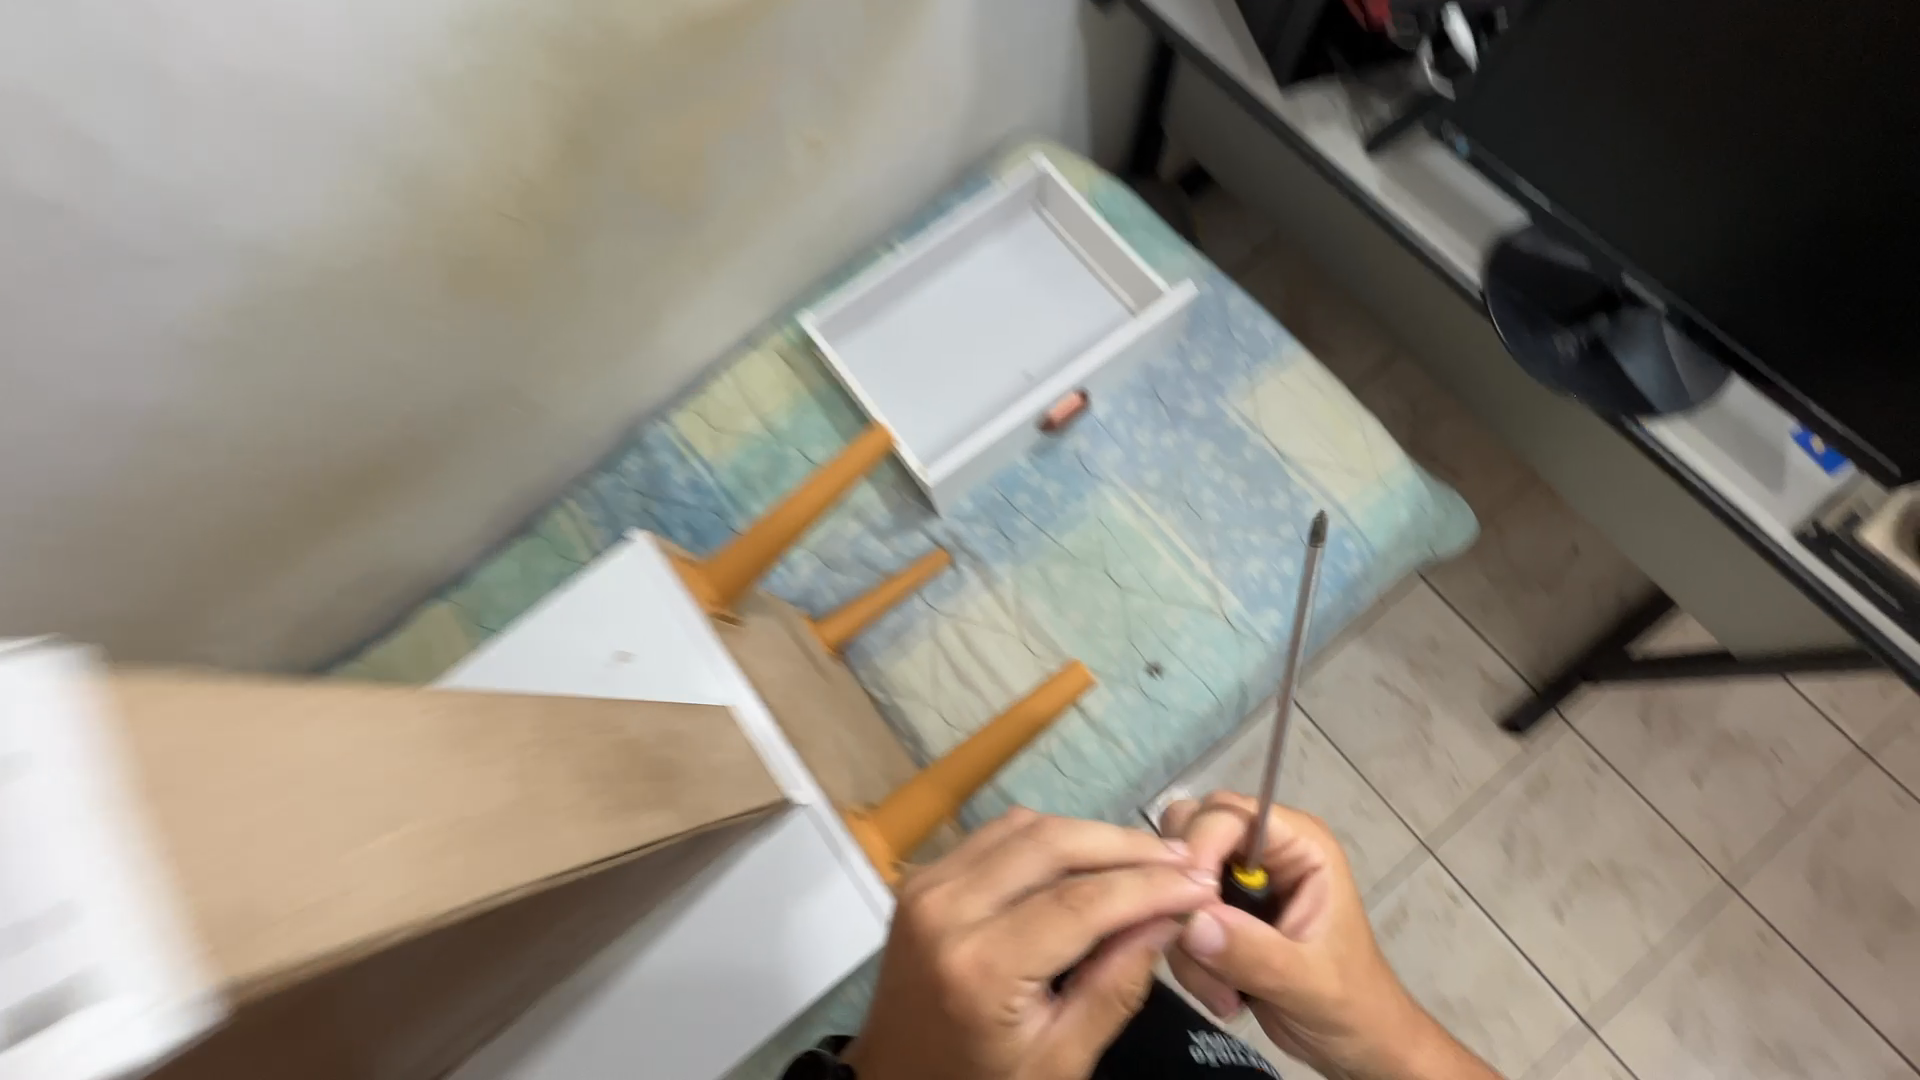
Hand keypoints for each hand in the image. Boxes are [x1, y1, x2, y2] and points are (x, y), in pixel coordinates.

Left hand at [844, 806, 1218, 1079]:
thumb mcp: (1059, 1062)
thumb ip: (1116, 987)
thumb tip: (1167, 916)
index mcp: (980, 967)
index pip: (1079, 903)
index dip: (1147, 886)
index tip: (1200, 880)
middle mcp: (947, 908)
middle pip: (1050, 845)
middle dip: (1123, 844)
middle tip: (1179, 857)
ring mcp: (928, 882)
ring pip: (1024, 827)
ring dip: (1088, 833)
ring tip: (1142, 855)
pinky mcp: (923, 873)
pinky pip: (996, 834)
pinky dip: (1047, 836)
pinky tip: (1085, 853)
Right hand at [1160, 792, 1495, 1079]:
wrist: (1357, 1045)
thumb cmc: (1353, 1006)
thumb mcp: (1310, 983)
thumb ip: (1254, 952)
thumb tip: (1191, 923)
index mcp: (1297, 842)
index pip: (1227, 813)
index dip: (1200, 848)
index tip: (1189, 903)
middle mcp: (1259, 845)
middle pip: (1188, 830)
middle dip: (1183, 891)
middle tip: (1194, 943)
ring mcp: (1234, 874)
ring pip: (1173, 872)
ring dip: (1184, 934)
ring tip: (1222, 989)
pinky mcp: (1216, 904)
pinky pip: (1173, 910)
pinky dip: (1183, 952)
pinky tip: (1219, 991)